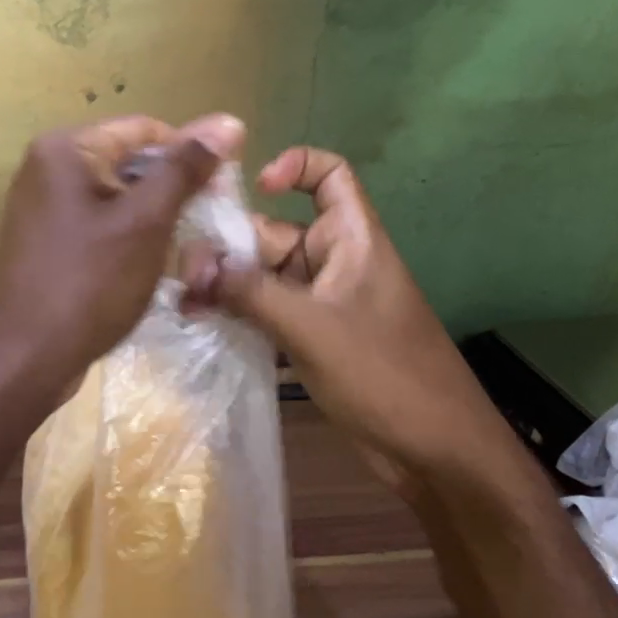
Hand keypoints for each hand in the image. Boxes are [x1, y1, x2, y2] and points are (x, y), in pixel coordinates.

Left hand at [0, 113, 243, 393]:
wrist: (26, 359)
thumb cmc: (89, 284)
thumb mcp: (146, 222)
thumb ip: (186, 169)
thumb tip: (229, 122)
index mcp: (65, 149)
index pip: (146, 130)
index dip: (191, 156)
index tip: (222, 195)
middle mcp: (47, 168)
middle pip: (130, 163)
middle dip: (172, 195)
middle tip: (205, 232)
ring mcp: (43, 207)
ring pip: (118, 199)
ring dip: (155, 223)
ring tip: (182, 257)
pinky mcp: (47, 242)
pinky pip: (99, 226)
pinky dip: (129, 242)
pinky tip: (149, 270)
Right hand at [183, 148, 525, 496]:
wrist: (434, 450)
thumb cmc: (384, 374)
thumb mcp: (311, 327)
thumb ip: (250, 293)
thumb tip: (191, 265)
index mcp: (353, 240)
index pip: (330, 176)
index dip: (294, 167)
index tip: (255, 187)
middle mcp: (336, 263)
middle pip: (275, 232)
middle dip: (231, 246)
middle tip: (183, 275)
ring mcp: (323, 304)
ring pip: (265, 276)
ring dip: (227, 285)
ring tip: (184, 302)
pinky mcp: (312, 340)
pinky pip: (268, 311)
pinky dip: (239, 313)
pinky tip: (201, 324)